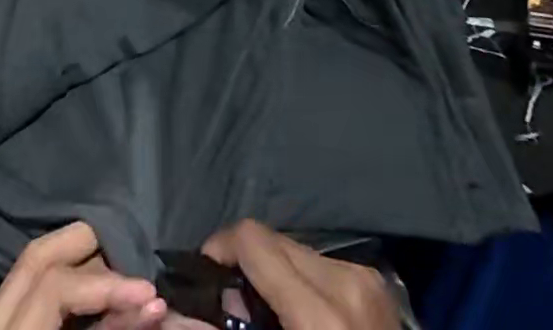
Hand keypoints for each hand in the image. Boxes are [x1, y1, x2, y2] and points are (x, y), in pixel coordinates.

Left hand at [0, 222, 167, 329]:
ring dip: (83, 261)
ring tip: (123, 273)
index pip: (54, 285)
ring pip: (33, 264)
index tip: (150, 291)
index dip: (107, 284)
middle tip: (136, 261)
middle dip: (93, 246)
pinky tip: (98, 290)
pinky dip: (69, 283)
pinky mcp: (0, 322)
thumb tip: (156, 303)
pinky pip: (32, 287)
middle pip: (37, 255)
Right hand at [201, 221, 396, 329]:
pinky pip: (322, 264)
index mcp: (318, 312)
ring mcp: (365, 276)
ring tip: (263, 311)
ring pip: (297, 248)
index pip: (253, 239)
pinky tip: (296, 313)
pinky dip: (300, 279)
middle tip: (227, 303)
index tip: (203, 276)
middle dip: (243, 263)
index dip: (218, 248)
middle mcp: (345, 279)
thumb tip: (177, 312)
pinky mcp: (375, 281)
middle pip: (273, 239)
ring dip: (272, 271)